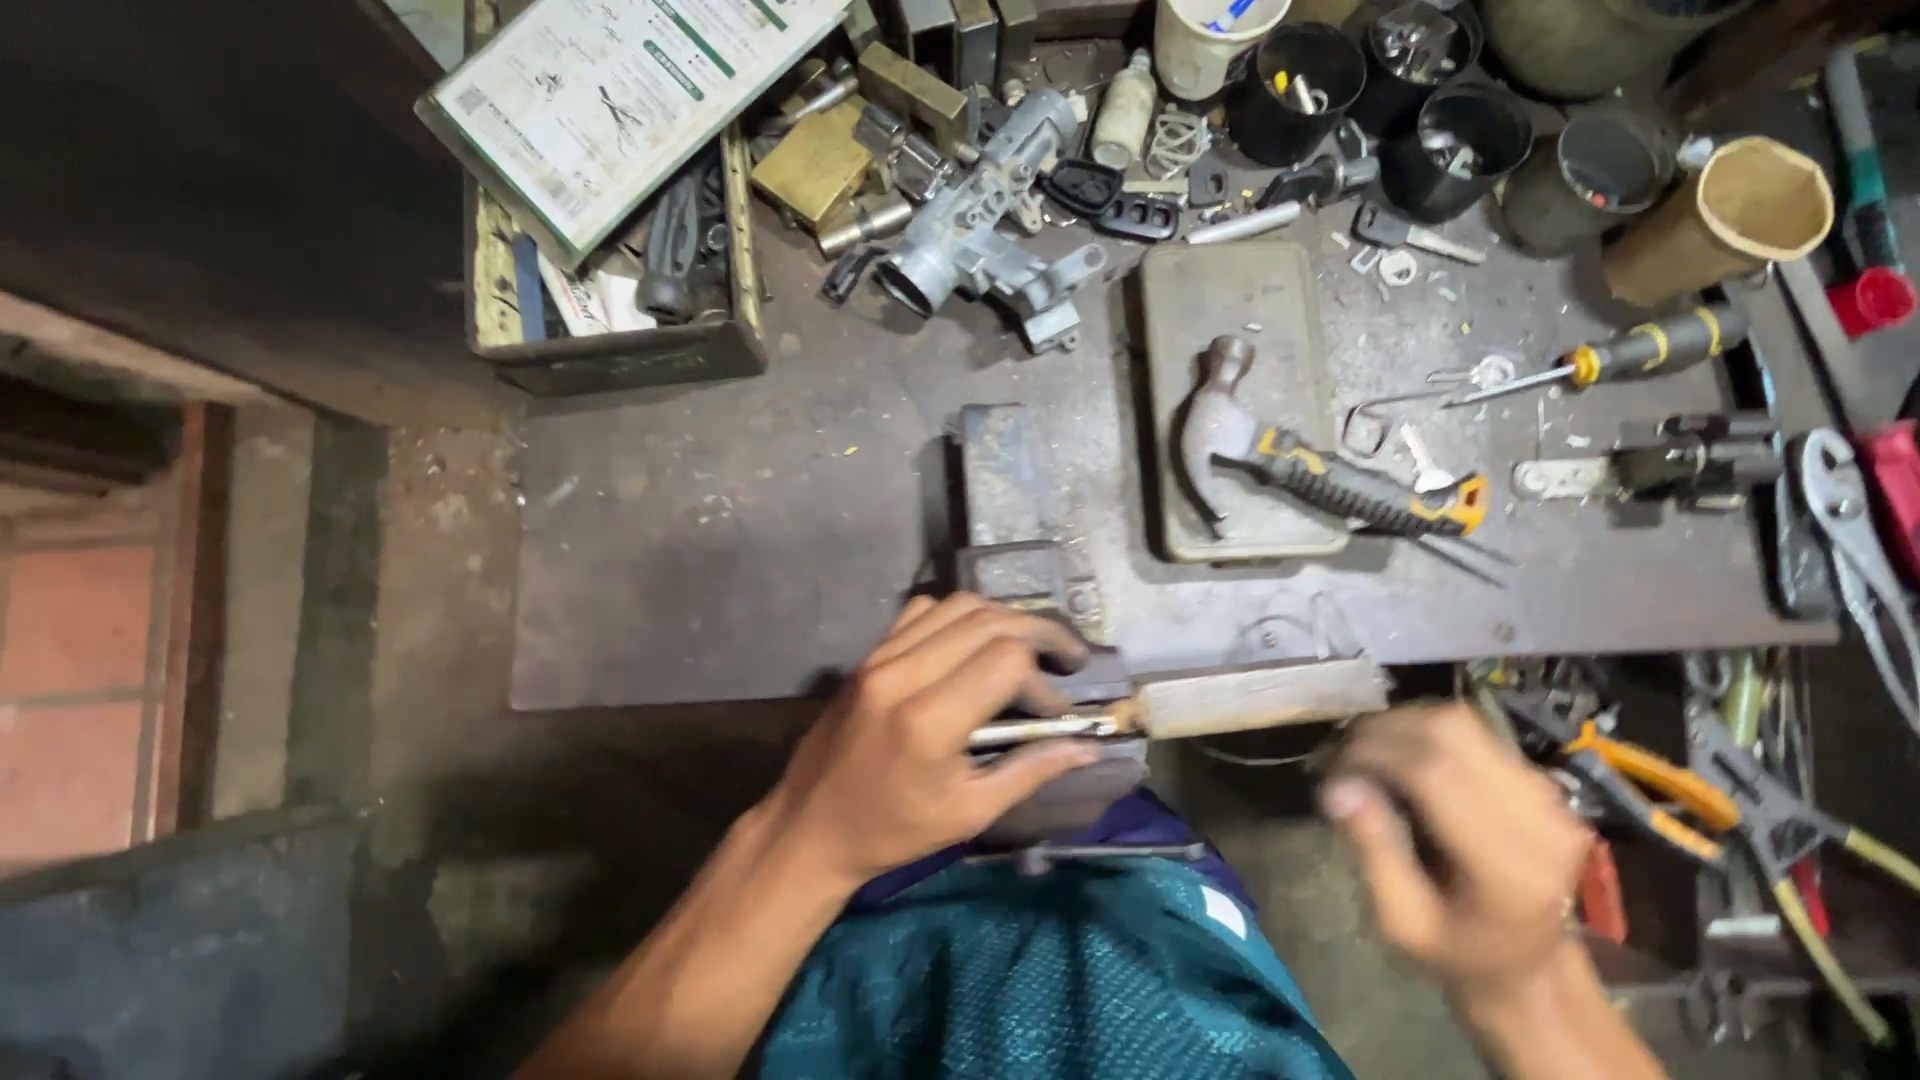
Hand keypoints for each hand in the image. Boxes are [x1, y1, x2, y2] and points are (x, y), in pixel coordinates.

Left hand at [762, 593, 1102, 884]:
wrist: (809, 826)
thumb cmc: (892, 831)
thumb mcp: (969, 812)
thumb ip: (1031, 770)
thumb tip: (1089, 746)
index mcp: (929, 718)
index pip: (1007, 659)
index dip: (1043, 680)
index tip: (1052, 713)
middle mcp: (903, 672)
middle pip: (990, 620)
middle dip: (1040, 634)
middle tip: (1068, 660)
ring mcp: (880, 656)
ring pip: (959, 605)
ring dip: (1004, 619)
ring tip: (1030, 647)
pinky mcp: (869, 654)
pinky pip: (922, 611)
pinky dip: (959, 616)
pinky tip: (975, 643)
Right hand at [1320, 703, 1591, 1009]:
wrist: (1529, 960)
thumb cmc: (1458, 950)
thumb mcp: (1401, 921)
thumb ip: (1375, 852)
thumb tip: (1336, 788)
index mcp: (1509, 868)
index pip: (1435, 775)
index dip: (1373, 755)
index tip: (1330, 767)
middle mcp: (1541, 820)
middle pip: (1451, 733)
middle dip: (1382, 729)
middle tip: (1339, 750)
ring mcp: (1548, 796)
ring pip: (1461, 722)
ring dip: (1401, 723)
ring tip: (1363, 746)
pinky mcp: (1539, 781)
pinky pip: (1473, 732)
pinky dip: (1423, 730)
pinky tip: (1396, 751)